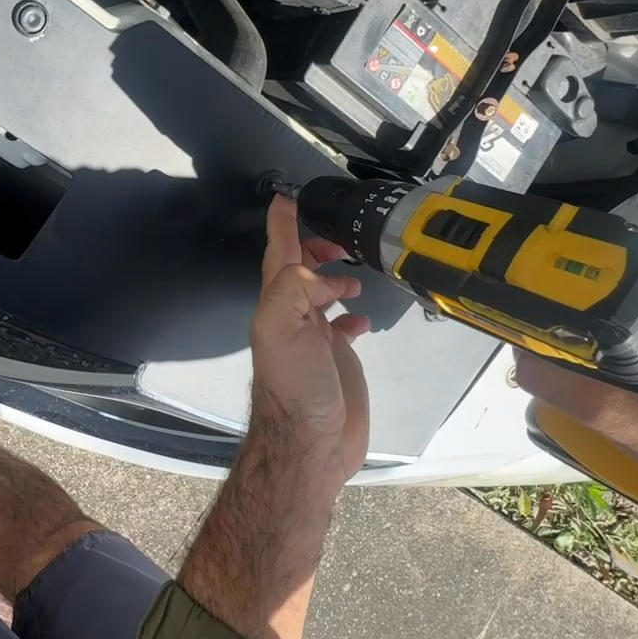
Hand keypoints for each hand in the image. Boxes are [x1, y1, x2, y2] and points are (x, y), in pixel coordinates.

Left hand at [248, 195, 371, 489]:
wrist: (310, 442)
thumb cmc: (296, 384)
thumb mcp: (282, 326)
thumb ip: (293, 286)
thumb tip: (315, 268)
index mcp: (276, 302)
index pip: (277, 251)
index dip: (281, 223)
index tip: (287, 196)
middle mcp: (291, 314)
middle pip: (298, 267)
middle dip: (312, 246)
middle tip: (337, 240)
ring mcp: (312, 335)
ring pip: (319, 292)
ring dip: (333, 275)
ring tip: (352, 272)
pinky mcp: (332, 356)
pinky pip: (340, 325)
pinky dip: (351, 313)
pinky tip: (361, 317)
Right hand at [514, 281, 637, 497]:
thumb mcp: (622, 421)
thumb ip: (565, 387)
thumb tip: (521, 361)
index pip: (601, 269)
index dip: (562, 282)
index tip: (535, 303)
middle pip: (619, 285)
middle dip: (583, 305)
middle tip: (557, 335)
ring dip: (615, 324)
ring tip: (589, 353)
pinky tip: (634, 367)